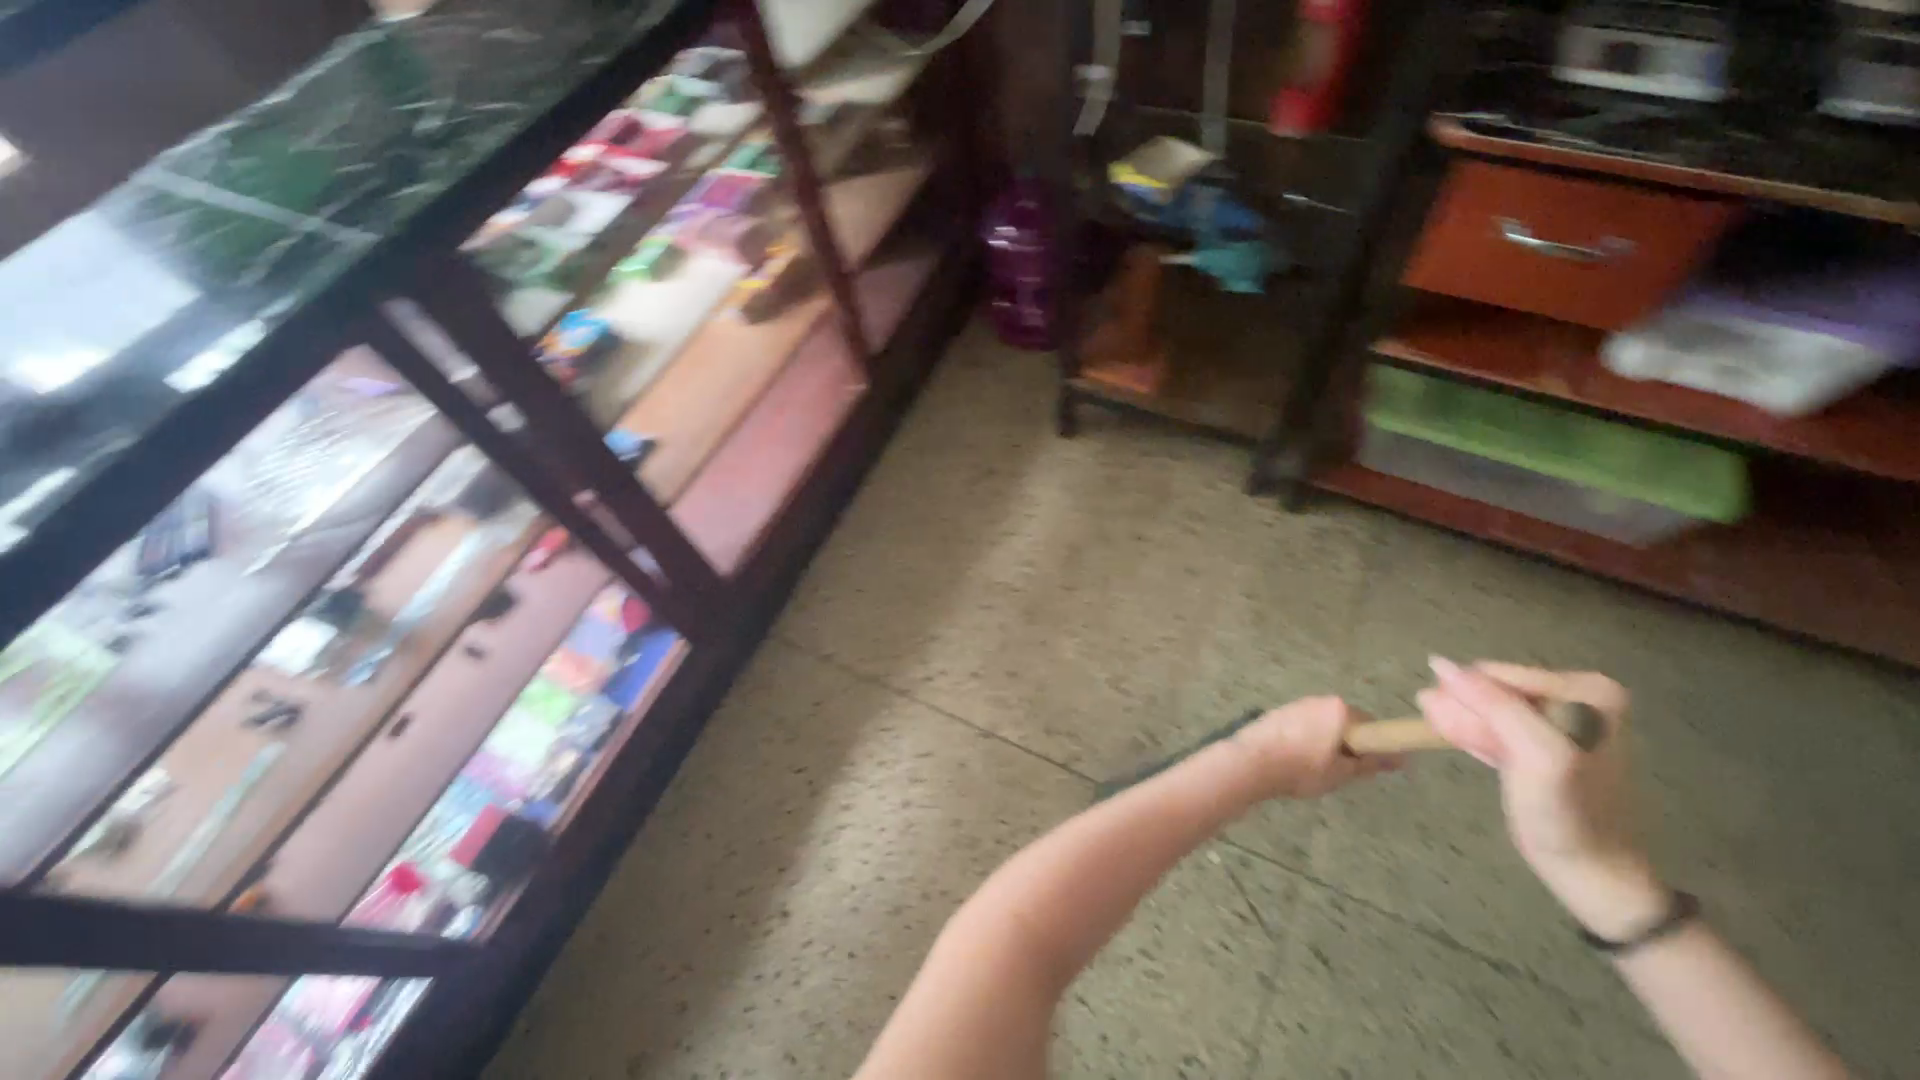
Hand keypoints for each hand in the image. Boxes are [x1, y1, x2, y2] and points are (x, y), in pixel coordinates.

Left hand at [1229, 696, 1396, 802]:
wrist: (1250, 762)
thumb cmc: (1302, 769)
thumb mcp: (1342, 772)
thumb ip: (1372, 763)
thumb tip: (1403, 759)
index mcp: (1340, 709)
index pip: (1371, 725)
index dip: (1373, 747)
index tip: (1366, 765)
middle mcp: (1320, 700)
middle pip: (1346, 722)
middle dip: (1347, 744)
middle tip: (1340, 770)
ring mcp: (1297, 704)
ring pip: (1323, 724)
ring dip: (1326, 742)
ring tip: (1314, 767)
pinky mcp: (1279, 712)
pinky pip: (1303, 726)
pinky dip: (1306, 740)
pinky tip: (1296, 759)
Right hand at [1419, 658, 1668, 940]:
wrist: (1593, 871)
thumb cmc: (1567, 813)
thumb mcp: (1536, 753)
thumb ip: (1494, 706)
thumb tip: (1440, 664)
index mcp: (1588, 692)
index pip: (1503, 675)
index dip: (1465, 691)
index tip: (1431, 708)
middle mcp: (1582, 700)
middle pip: (1499, 691)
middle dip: (1462, 703)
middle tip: (1427, 716)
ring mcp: (1566, 725)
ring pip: (1495, 712)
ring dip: (1461, 717)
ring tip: (1430, 722)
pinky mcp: (1549, 749)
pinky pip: (1502, 731)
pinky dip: (1475, 733)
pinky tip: (1449, 732)